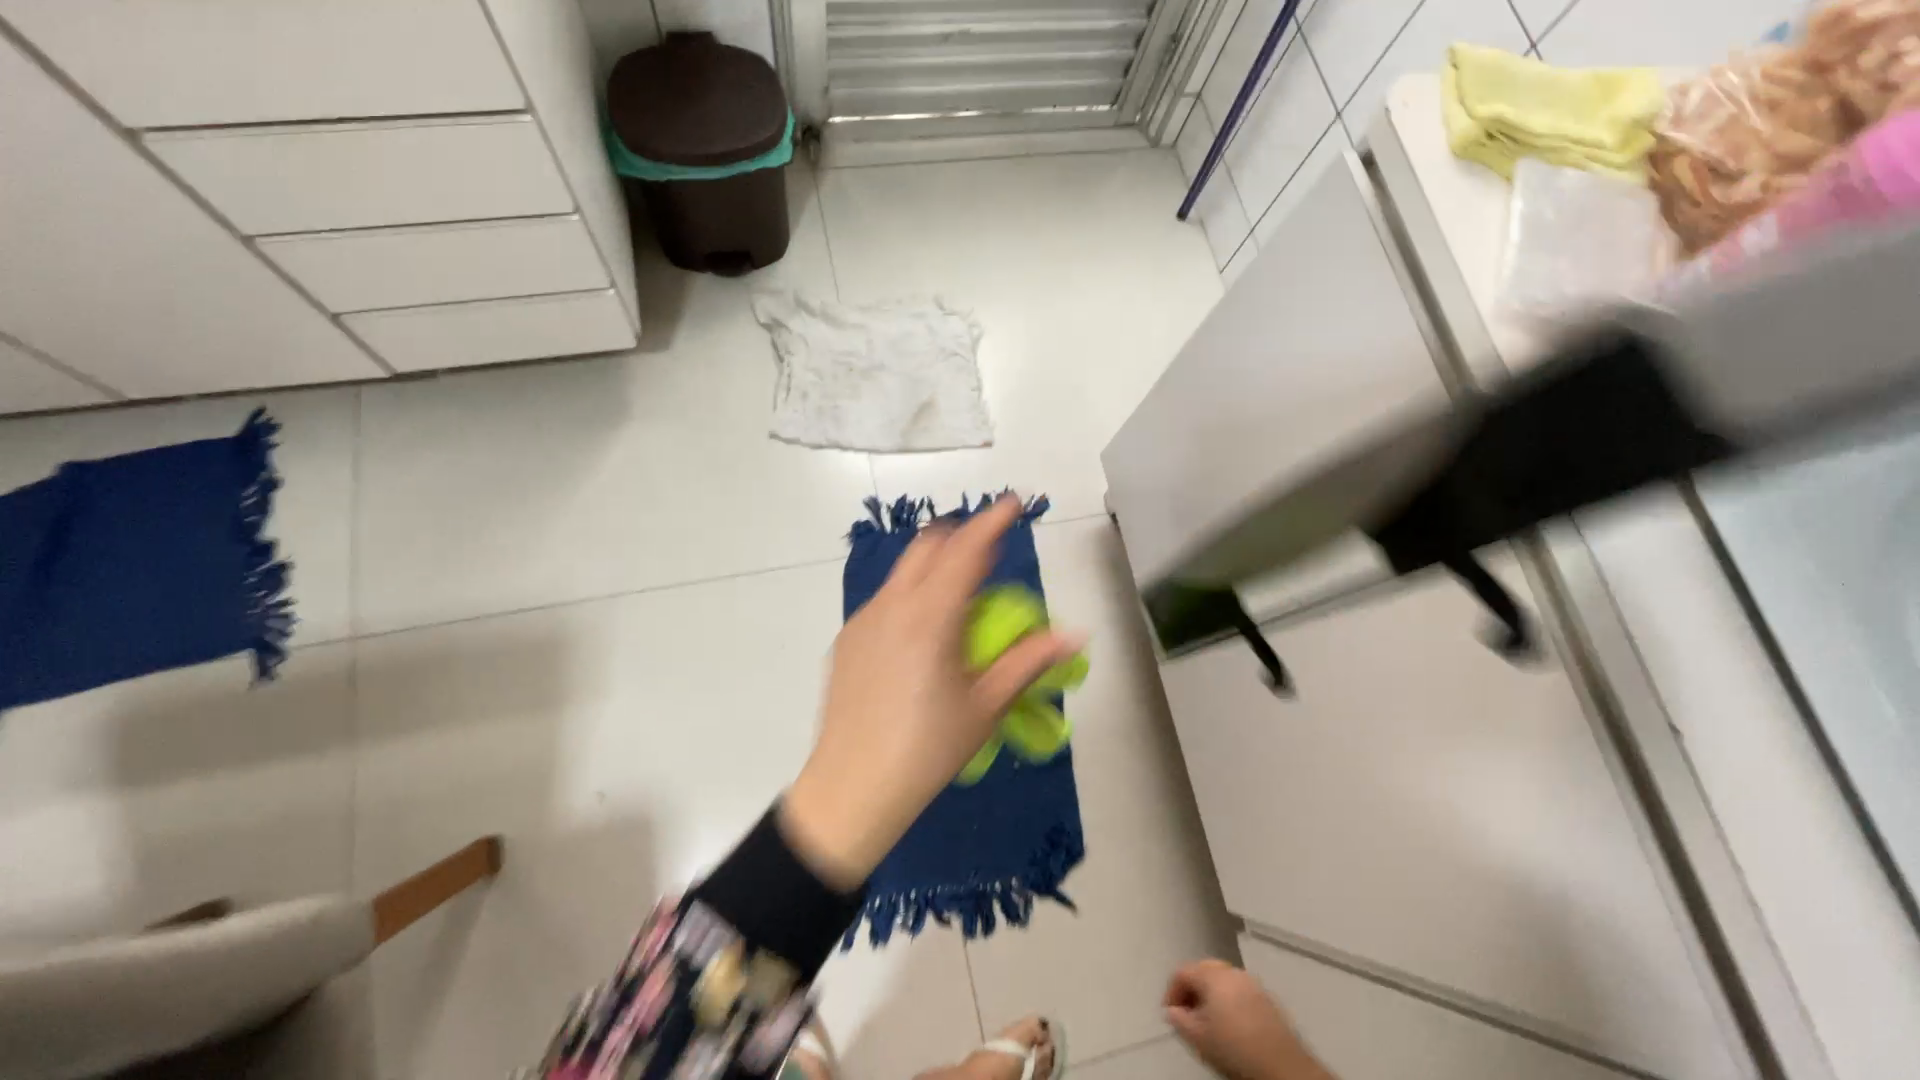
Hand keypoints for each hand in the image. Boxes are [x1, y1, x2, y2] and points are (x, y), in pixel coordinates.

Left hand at [781, 495, 1082, 889]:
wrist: (851, 787)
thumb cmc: (927, 749)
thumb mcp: (985, 706)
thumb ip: (1028, 661)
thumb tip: (1074, 634)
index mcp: (930, 616)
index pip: (966, 551)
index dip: (993, 522)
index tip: (1014, 502)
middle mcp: (892, 605)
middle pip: (928, 547)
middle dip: (961, 538)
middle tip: (990, 553)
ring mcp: (864, 620)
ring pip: (903, 572)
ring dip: (934, 566)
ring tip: (961, 596)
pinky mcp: (848, 640)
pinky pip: (885, 599)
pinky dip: (912, 595)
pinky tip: (924, 635)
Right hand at [1165, 960, 1332, 1079]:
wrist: (1282, 1067)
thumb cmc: (1233, 1049)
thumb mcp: (1197, 1038)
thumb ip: (1179, 1020)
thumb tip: (1172, 1010)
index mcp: (1214, 976)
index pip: (1182, 971)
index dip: (1171, 991)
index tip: (1169, 1013)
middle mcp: (1233, 972)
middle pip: (1203, 970)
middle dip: (1191, 989)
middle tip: (1185, 1012)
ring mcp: (1253, 983)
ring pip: (1223, 979)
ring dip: (1209, 993)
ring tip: (1206, 1019)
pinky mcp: (1267, 998)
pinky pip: (1239, 989)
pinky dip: (1228, 999)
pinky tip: (1229, 1022)